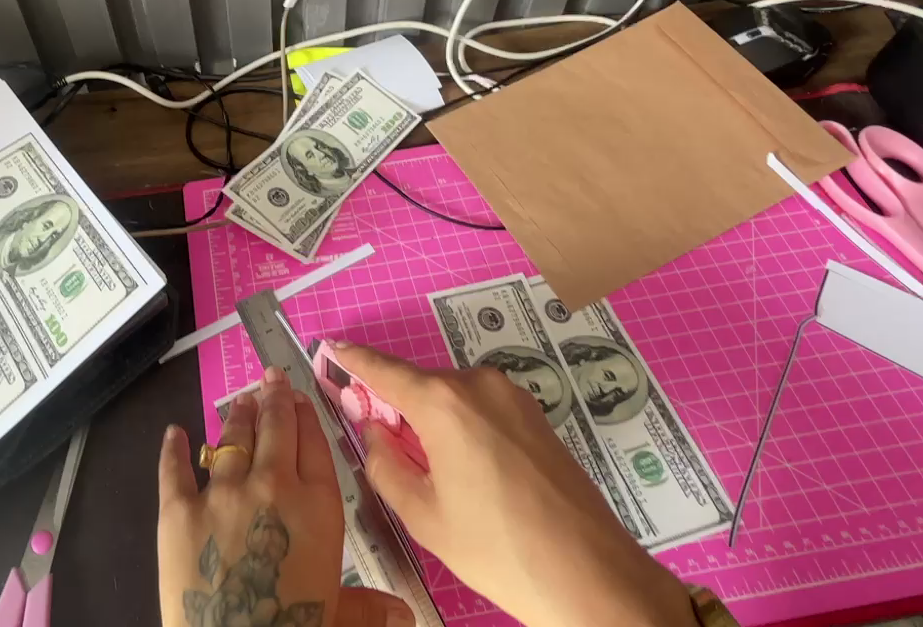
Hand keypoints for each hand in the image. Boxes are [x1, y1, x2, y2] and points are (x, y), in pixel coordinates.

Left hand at [160, 365, 410, 626]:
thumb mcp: (340, 618)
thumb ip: (368, 608)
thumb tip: (405, 615)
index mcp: (316, 506)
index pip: (314, 445)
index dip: (307, 417)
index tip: (300, 398)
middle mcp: (272, 485)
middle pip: (275, 428)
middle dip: (274, 398)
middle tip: (270, 378)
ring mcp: (222, 493)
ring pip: (231, 439)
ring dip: (237, 416)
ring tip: (240, 401)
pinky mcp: (178, 510)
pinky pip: (174, 470)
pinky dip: (173, 449)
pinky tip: (174, 432)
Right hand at [333, 344, 694, 626]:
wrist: (591, 575)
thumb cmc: (496, 548)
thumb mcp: (422, 514)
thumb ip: (383, 461)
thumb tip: (374, 428)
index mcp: (442, 401)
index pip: (384, 369)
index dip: (354, 359)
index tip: (331, 348)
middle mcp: (476, 382)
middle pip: (419, 385)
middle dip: (395, 406)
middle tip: (382, 446)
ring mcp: (511, 394)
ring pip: (450, 397)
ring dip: (430, 420)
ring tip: (434, 474)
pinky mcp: (534, 413)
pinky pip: (479, 407)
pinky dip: (460, 425)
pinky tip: (468, 472)